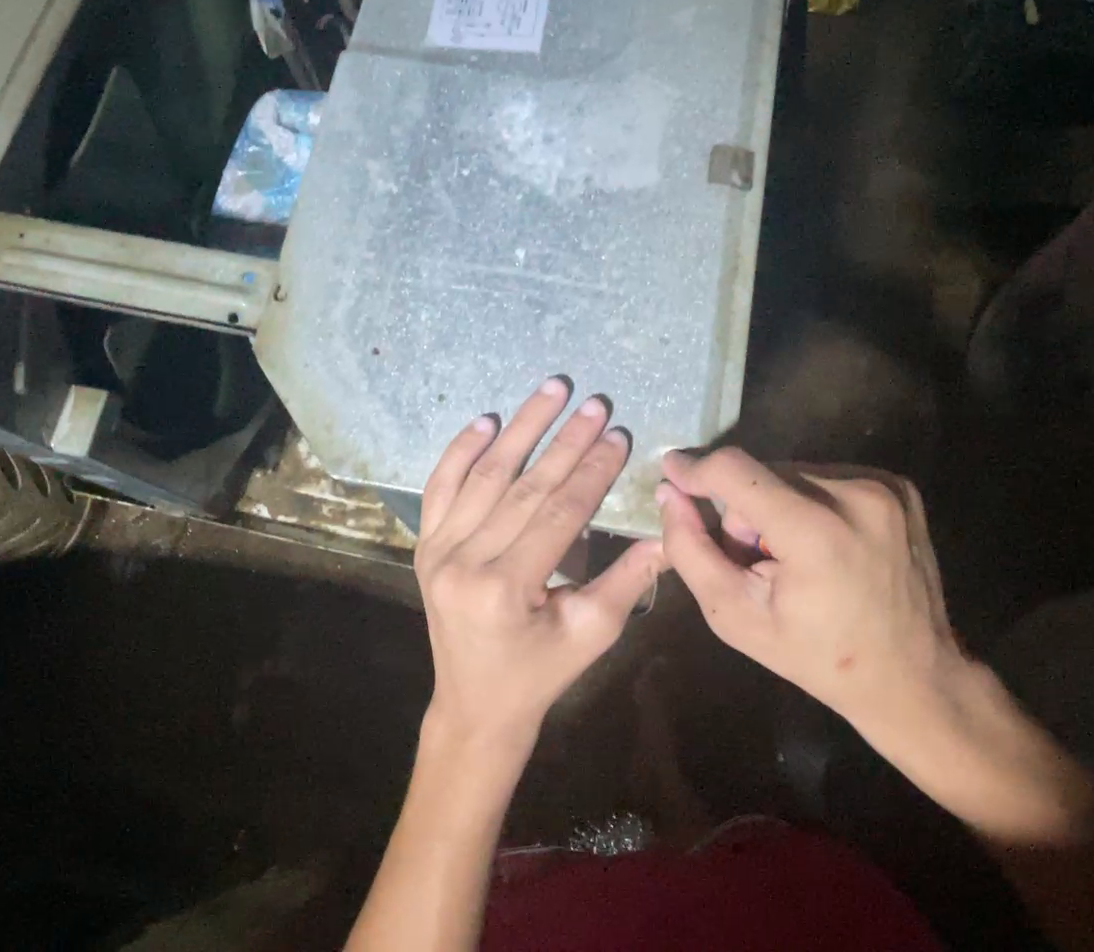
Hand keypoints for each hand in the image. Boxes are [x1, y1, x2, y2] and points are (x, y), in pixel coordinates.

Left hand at [414, 377, 664, 750]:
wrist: (474, 703)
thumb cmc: (539, 672)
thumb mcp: (590, 633)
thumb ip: (627, 580)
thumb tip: (668, 532)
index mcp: (506, 588)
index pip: (558, 514)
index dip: (592, 471)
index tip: (619, 434)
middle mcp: (463, 562)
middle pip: (523, 487)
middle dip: (565, 442)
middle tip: (595, 403)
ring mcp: (436, 550)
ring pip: (482, 476)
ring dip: (519, 429)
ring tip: (551, 390)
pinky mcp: (425, 545)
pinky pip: (440, 487)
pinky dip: (460, 451)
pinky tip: (486, 421)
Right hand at [655, 448, 965, 731]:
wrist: (912, 674)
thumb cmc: (815, 655)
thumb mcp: (735, 617)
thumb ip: (692, 550)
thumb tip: (669, 494)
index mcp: (814, 532)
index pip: (735, 470)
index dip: (695, 467)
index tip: (670, 470)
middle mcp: (854, 495)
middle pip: (763, 471)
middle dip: (743, 506)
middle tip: (752, 556)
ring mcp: (884, 488)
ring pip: (794, 473)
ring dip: (776, 502)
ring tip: (791, 555)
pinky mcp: (899, 487)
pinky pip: (828, 477)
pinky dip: (811, 502)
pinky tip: (824, 545)